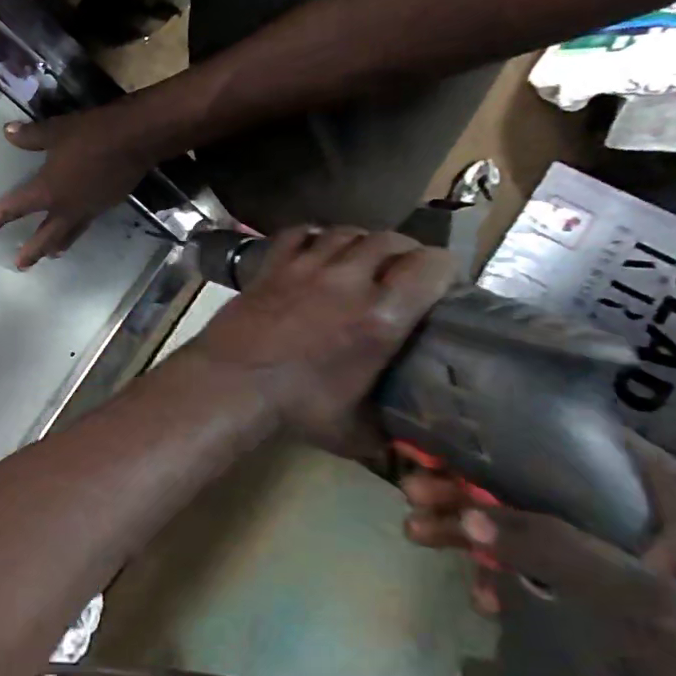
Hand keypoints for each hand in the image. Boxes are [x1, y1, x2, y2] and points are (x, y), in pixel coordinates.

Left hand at [0, 103, 161, 269]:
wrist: (135, 139)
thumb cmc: (91, 134)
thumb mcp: (56, 131)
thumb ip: (30, 136)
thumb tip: (8, 132)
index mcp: (48, 191)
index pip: (17, 208)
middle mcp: (66, 207)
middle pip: (45, 236)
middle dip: (31, 251)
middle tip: (19, 265)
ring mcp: (88, 209)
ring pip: (69, 235)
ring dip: (57, 245)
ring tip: (52, 255)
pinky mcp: (107, 205)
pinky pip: (86, 223)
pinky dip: (78, 230)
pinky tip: (79, 225)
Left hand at [174, 228, 452, 450]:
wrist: (230, 384)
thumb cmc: (296, 410)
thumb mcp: (356, 432)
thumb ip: (388, 431)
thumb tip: (408, 443)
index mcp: (380, 317)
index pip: (432, 266)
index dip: (445, 270)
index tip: (443, 284)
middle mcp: (348, 280)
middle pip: (390, 240)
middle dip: (405, 252)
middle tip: (403, 272)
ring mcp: (306, 267)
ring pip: (346, 232)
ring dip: (361, 242)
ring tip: (361, 260)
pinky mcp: (273, 265)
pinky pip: (300, 233)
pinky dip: (314, 237)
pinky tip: (316, 250)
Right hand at [403, 439, 675, 675]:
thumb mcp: (667, 613)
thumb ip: (568, 556)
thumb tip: (468, 513)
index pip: (581, 440)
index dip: (510, 433)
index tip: (445, 438)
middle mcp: (655, 522)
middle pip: (545, 487)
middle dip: (476, 490)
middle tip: (412, 491)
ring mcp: (638, 569)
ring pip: (540, 531)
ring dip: (480, 533)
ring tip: (416, 532)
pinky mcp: (625, 612)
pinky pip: (552, 577)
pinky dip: (511, 578)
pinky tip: (479, 595)